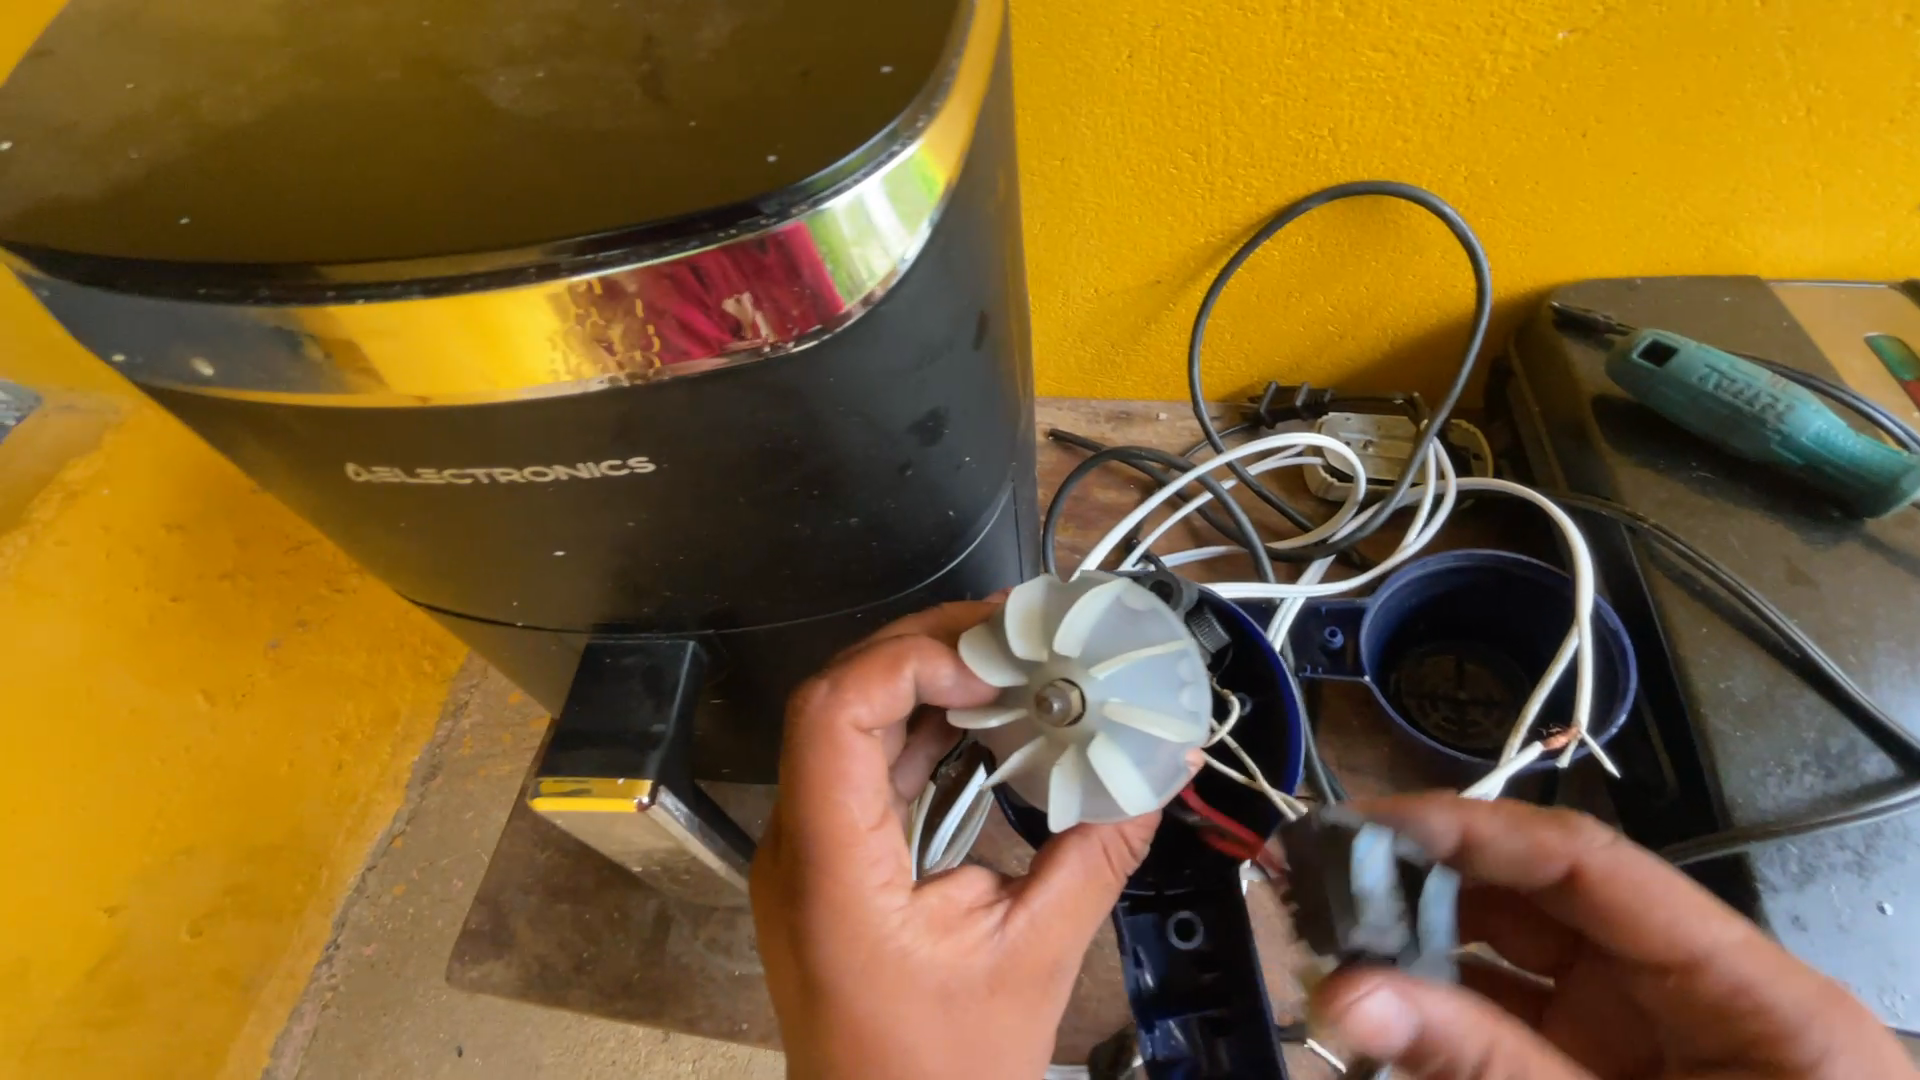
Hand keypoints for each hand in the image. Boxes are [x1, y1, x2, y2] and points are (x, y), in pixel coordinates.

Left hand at [751, 601, 1163, 1079]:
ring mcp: (808, 843)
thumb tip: (1156, 771)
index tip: (988, 669)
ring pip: (849, 718)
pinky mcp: (831, 849)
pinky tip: (978, 713)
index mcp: (830, 870)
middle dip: (924, 648)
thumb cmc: (946, 1072)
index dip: (905, 664)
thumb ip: (1095, 854)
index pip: (832, 715)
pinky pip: (866, 758)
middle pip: (839, 697)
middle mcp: (801, 841)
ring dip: (924, 676)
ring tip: (1001, 655)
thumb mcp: (1034, 960)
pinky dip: (921, 721)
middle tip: (1008, 632)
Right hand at [1312, 794, 1916, 1078]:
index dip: (1465, 826)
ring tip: (1328, 932)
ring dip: (1415, 938)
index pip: (1581, 859)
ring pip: (1505, 946)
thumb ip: (1484, 1067)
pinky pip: (1500, 1007)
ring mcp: (1636, 1029)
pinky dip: (1435, 1000)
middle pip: (1530, 893)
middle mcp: (1683, 987)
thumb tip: (1338, 996)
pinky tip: (1374, 1000)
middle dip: (1420, 880)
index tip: (1358, 823)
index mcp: (1746, 990)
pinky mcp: (1594, 1065)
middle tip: (1320, 876)